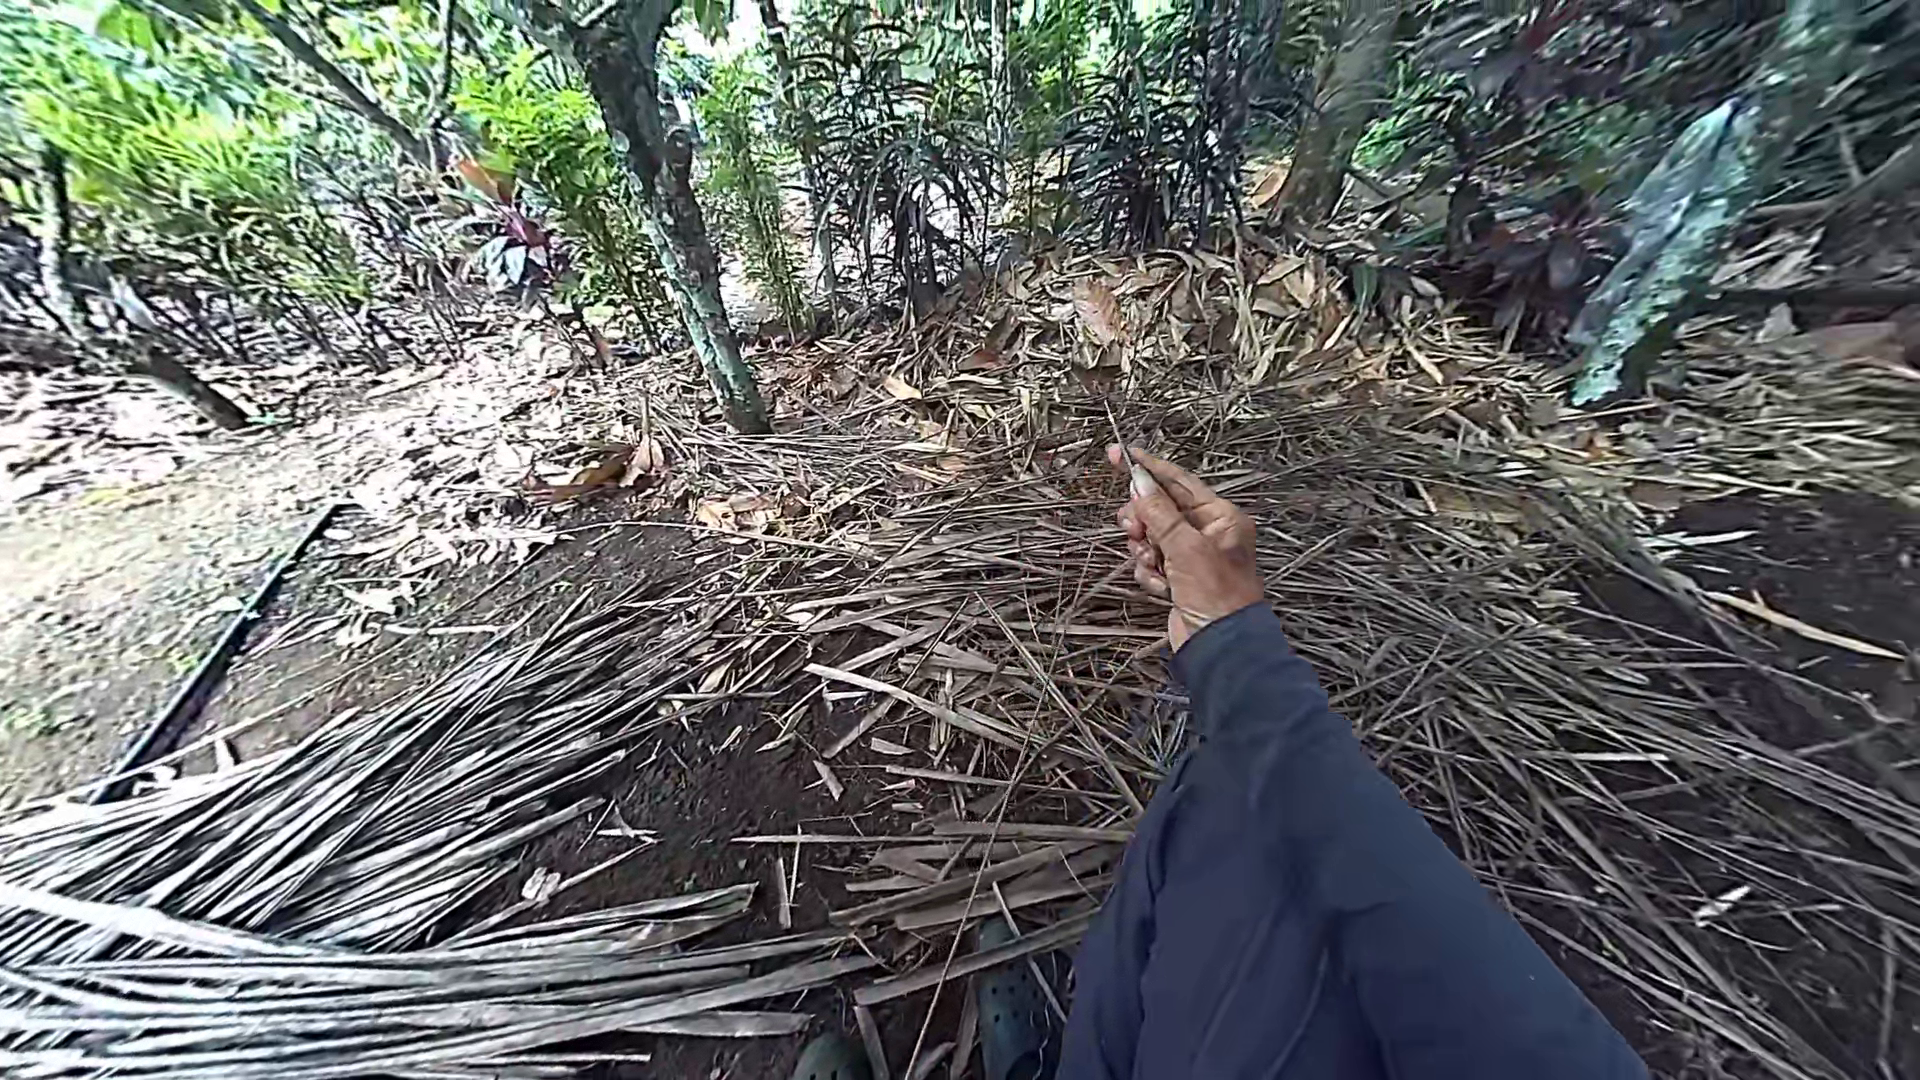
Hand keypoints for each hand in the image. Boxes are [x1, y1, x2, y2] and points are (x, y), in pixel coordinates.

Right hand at [1110, 445, 1264, 650]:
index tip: (1120, 454)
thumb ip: (1159, 511)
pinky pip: (1148, 561)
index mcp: (1219, 517)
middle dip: (1143, 520)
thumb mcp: (1186, 547)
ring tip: (1153, 564)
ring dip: (1144, 549)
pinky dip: (1148, 571)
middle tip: (1135, 529)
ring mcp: (1189, 555)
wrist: (1219, 646)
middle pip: (1158, 508)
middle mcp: (1205, 532)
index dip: (1148, 467)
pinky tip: (1160, 585)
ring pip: (1149, 535)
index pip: (1178, 481)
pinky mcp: (1176, 576)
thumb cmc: (1217, 596)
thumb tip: (1139, 482)